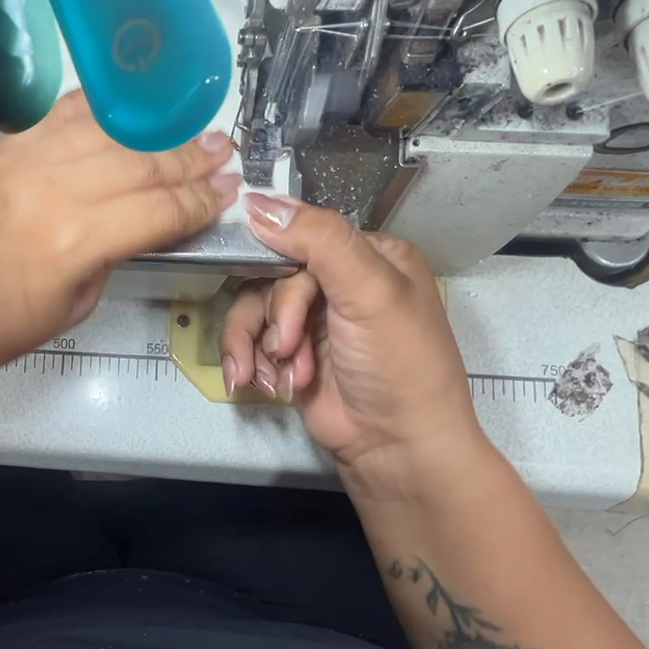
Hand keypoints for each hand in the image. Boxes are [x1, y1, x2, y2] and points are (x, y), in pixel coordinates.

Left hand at [0, 92, 238, 405]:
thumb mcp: (69, 307)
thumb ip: (112, 255)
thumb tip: (147, 220)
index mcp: (72, 241)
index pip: (158, 209)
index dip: (200, 201)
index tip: (229, 192)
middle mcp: (48, 186)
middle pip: (138, 161)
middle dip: (187, 161)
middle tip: (222, 154)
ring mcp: (15, 159)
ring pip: (103, 129)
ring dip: (152, 131)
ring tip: (189, 131)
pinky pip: (57, 117)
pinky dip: (98, 113)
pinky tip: (126, 114)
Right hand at [219, 194, 489, 500]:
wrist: (394, 447)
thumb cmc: (397, 365)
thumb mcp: (369, 292)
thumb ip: (319, 241)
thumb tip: (256, 201)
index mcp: (370, 257)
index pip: (303, 237)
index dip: (278, 261)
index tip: (257, 278)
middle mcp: (340, 283)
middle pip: (271, 276)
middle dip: (273, 318)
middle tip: (285, 347)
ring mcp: (313, 321)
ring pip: (253, 311)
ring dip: (258, 345)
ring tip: (277, 376)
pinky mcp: (291, 355)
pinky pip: (250, 343)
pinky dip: (252, 363)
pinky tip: (266, 386)